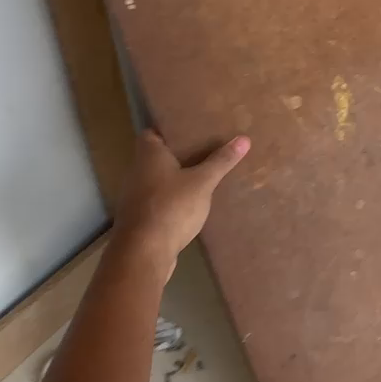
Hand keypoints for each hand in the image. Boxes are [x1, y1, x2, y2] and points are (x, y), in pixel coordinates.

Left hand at [111, 130, 248, 281]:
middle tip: (206, 146)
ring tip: (203, 172)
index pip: (151, 132)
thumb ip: (221, 161)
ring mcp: (136, 197)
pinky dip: (173, 197)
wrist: (143, 254)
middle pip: (156, 155)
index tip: (190, 127)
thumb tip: (244, 139)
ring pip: (157, 179)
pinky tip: (192, 201)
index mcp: (148, 156)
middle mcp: (137, 172)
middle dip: (178, 152)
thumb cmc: (171, 207)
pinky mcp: (141, 218)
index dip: (168, 128)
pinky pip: (159, 199)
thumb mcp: (202, 182)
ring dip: (176, 176)